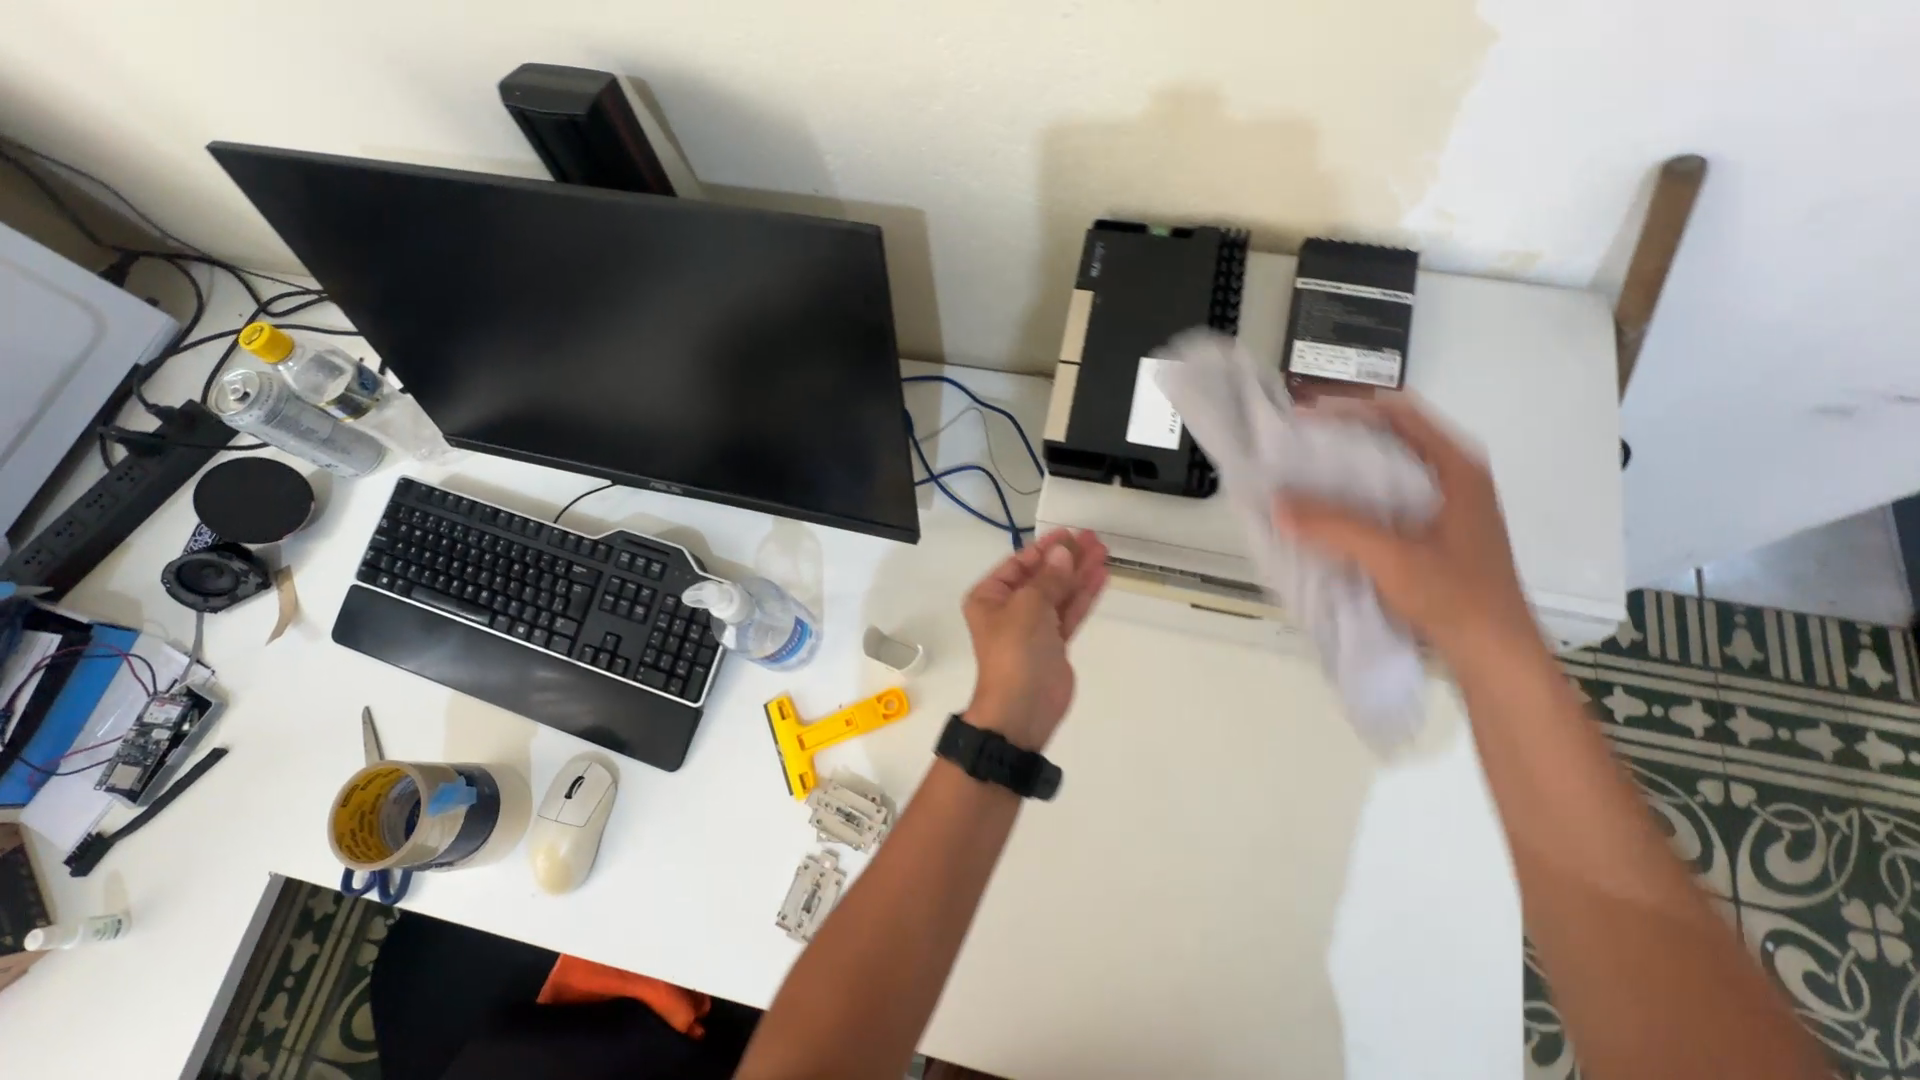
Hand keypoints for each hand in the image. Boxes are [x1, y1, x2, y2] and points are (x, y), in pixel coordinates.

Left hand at [962, 529, 1109, 750]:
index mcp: (989, 598)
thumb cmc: (1015, 652)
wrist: (1022, 709)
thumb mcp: (1029, 607)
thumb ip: (1049, 578)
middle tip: (1093, 538)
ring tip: (1103, 551)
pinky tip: (1101, 577)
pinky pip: (1070, 613)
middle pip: (1042, 576)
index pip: (1018, 564)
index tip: (1069, 533)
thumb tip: (1063, 551)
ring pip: (1059, 593)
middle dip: (1067, 558)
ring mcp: (1033, 627)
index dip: (1045, 548)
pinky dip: (1084, 595)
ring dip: (1079, 573)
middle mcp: (1009, 609)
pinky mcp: (1054, 644)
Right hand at [1275, 395, 1536, 670]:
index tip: (1304, 420)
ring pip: (1387, 472)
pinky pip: (1387, 501)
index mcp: (1456, 468)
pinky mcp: (1434, 534)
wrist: (1495, 653)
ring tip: (1299, 479)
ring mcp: (1446, 507)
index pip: (1399, 414)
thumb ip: (1334, 526)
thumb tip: (1277, 503)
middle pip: (1391, 439)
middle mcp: (1454, 478)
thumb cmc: (1455, 596)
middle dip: (1340, 441)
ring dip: (1345, 473)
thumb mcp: (1391, 556)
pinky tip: (1324, 516)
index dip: (1350, 409)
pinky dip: (1354, 500)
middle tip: (1293, 449)